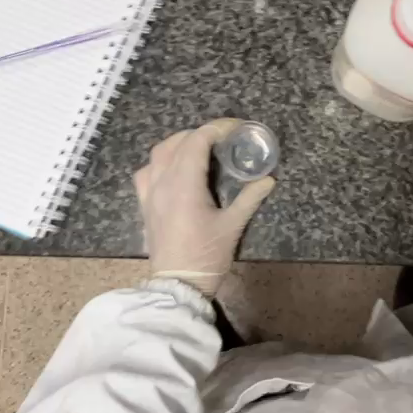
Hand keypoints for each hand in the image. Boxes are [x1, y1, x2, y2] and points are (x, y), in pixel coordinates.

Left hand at [133, 119, 275, 295]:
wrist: (178, 285)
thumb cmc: (207, 255)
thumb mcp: (233, 226)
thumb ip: (250, 198)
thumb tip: (268, 179)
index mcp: (185, 185)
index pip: (197, 141)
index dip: (216, 128)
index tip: (235, 127)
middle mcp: (163, 183)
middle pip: (177, 142)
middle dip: (200, 133)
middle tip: (223, 138)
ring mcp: (150, 193)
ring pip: (158, 153)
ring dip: (179, 142)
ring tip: (199, 147)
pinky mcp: (144, 204)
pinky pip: (146, 171)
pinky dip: (160, 161)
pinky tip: (173, 168)